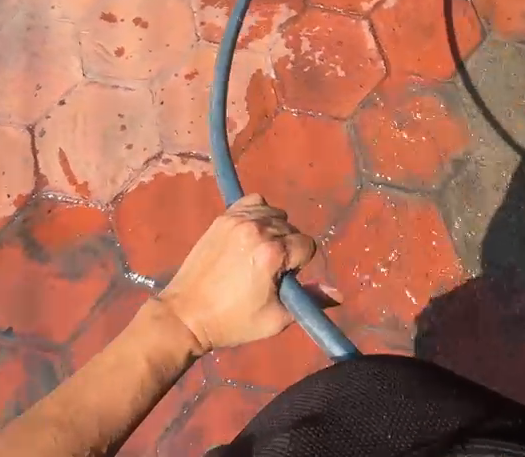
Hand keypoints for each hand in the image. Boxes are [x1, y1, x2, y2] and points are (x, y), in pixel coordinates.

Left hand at [156, 194, 317, 353]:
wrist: (186, 314)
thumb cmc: (232, 322)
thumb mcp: (275, 318)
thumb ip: (310, 301)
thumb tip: (339, 295)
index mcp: (272, 253)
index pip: (306, 245)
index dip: (298, 265)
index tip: (281, 279)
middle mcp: (258, 229)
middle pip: (292, 229)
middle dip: (287, 248)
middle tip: (267, 271)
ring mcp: (239, 219)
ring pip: (276, 214)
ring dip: (274, 230)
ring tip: (257, 253)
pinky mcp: (224, 216)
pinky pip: (254, 202)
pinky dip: (259, 213)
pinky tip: (250, 234)